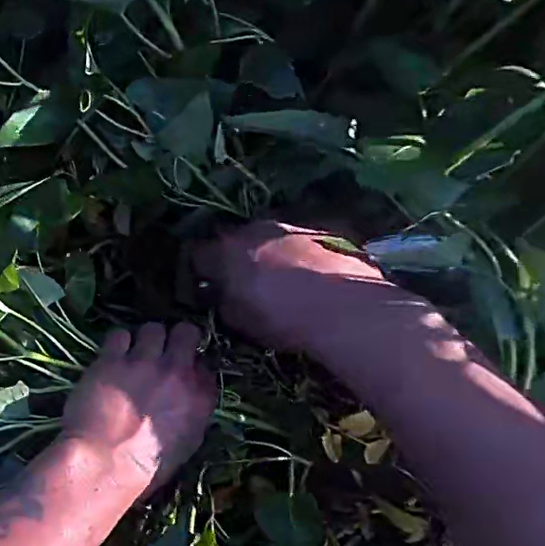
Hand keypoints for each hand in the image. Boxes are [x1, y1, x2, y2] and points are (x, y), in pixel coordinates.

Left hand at [61, 323, 215, 490]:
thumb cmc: (146, 468)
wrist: (104, 462)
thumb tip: (189, 397)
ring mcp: (144, 362)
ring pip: (152, 328)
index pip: (206, 364)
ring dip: (145, 338)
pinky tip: (111, 355)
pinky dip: (116, 343)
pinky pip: (119, 334)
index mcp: (200, 397)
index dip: (192, 364)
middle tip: (161, 349)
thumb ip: (193, 413)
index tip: (182, 370)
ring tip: (134, 351)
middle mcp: (176, 372)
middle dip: (175, 337)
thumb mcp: (186, 445)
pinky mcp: (111, 359)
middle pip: (186, 332)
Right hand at [190, 221, 428, 357]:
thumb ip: (222, 301)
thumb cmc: (282, 318)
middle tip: (241, 279)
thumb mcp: (239, 320)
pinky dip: (299, 250)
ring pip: (268, 234)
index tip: (203, 283)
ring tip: (280, 274)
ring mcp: (291, 225)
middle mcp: (254, 229)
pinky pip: (301, 237)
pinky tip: (311, 271)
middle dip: (233, 255)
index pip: (196, 253)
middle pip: (233, 238)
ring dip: (267, 249)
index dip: (197, 269)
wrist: (348, 308)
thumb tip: (216, 293)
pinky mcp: (326, 227)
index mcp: (225, 251)